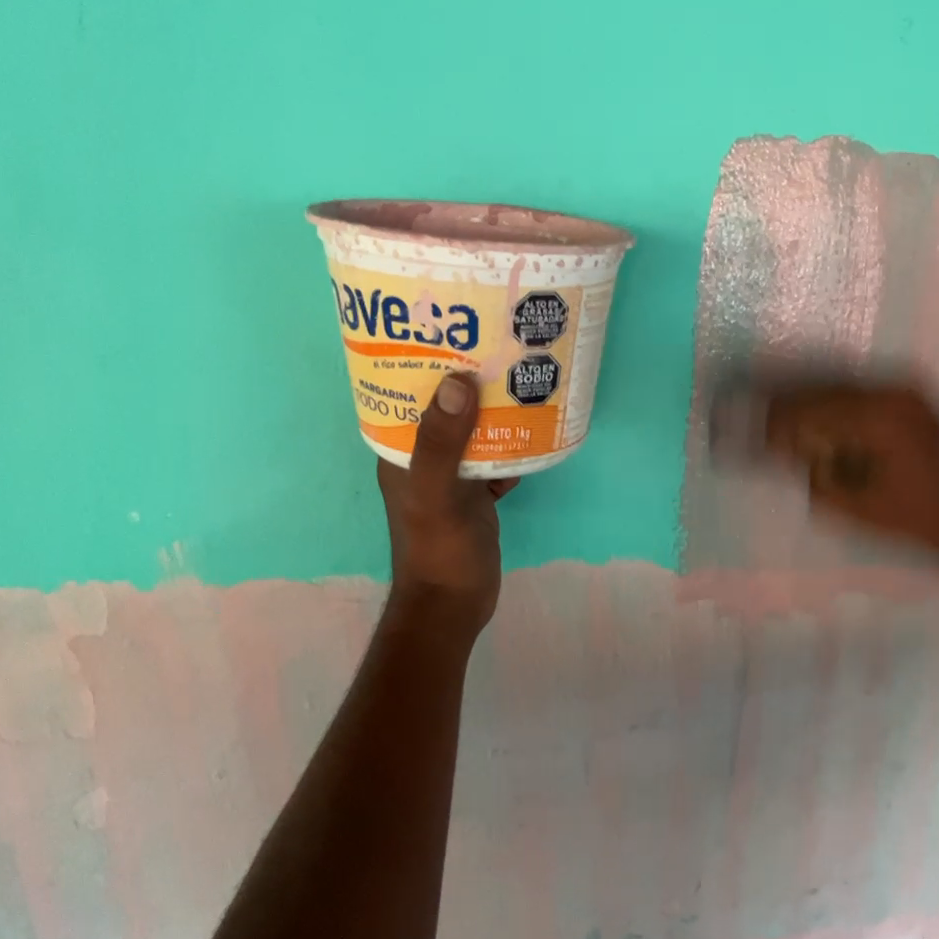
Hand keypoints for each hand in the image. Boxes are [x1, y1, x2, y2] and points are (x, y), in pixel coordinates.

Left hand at [378, 372, 517, 634]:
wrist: (455, 606)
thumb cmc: (438, 550)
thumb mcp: (437, 493)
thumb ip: (442, 443)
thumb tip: (457, 381)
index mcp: (401, 451)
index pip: (409, 396)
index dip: (426, 364)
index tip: (456, 333)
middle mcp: (424, 458)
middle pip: (447, 409)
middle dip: (470, 382)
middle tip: (502, 348)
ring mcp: (452, 477)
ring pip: (475, 432)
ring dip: (496, 412)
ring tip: (524, 379)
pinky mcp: (476, 495)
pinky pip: (496, 459)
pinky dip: (513, 446)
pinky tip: (537, 432)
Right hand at [735, 375, 938, 562]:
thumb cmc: (912, 520)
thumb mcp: (849, 503)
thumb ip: (808, 469)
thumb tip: (770, 446)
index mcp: (874, 416)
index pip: (802, 411)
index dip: (762, 420)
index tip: (729, 426)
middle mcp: (889, 389)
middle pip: (815, 388)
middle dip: (772, 401)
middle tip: (734, 407)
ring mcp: (903, 386)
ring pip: (834, 383)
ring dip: (796, 395)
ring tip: (759, 404)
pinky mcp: (910, 393)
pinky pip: (856, 388)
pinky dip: (826, 397)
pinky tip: (802, 408)